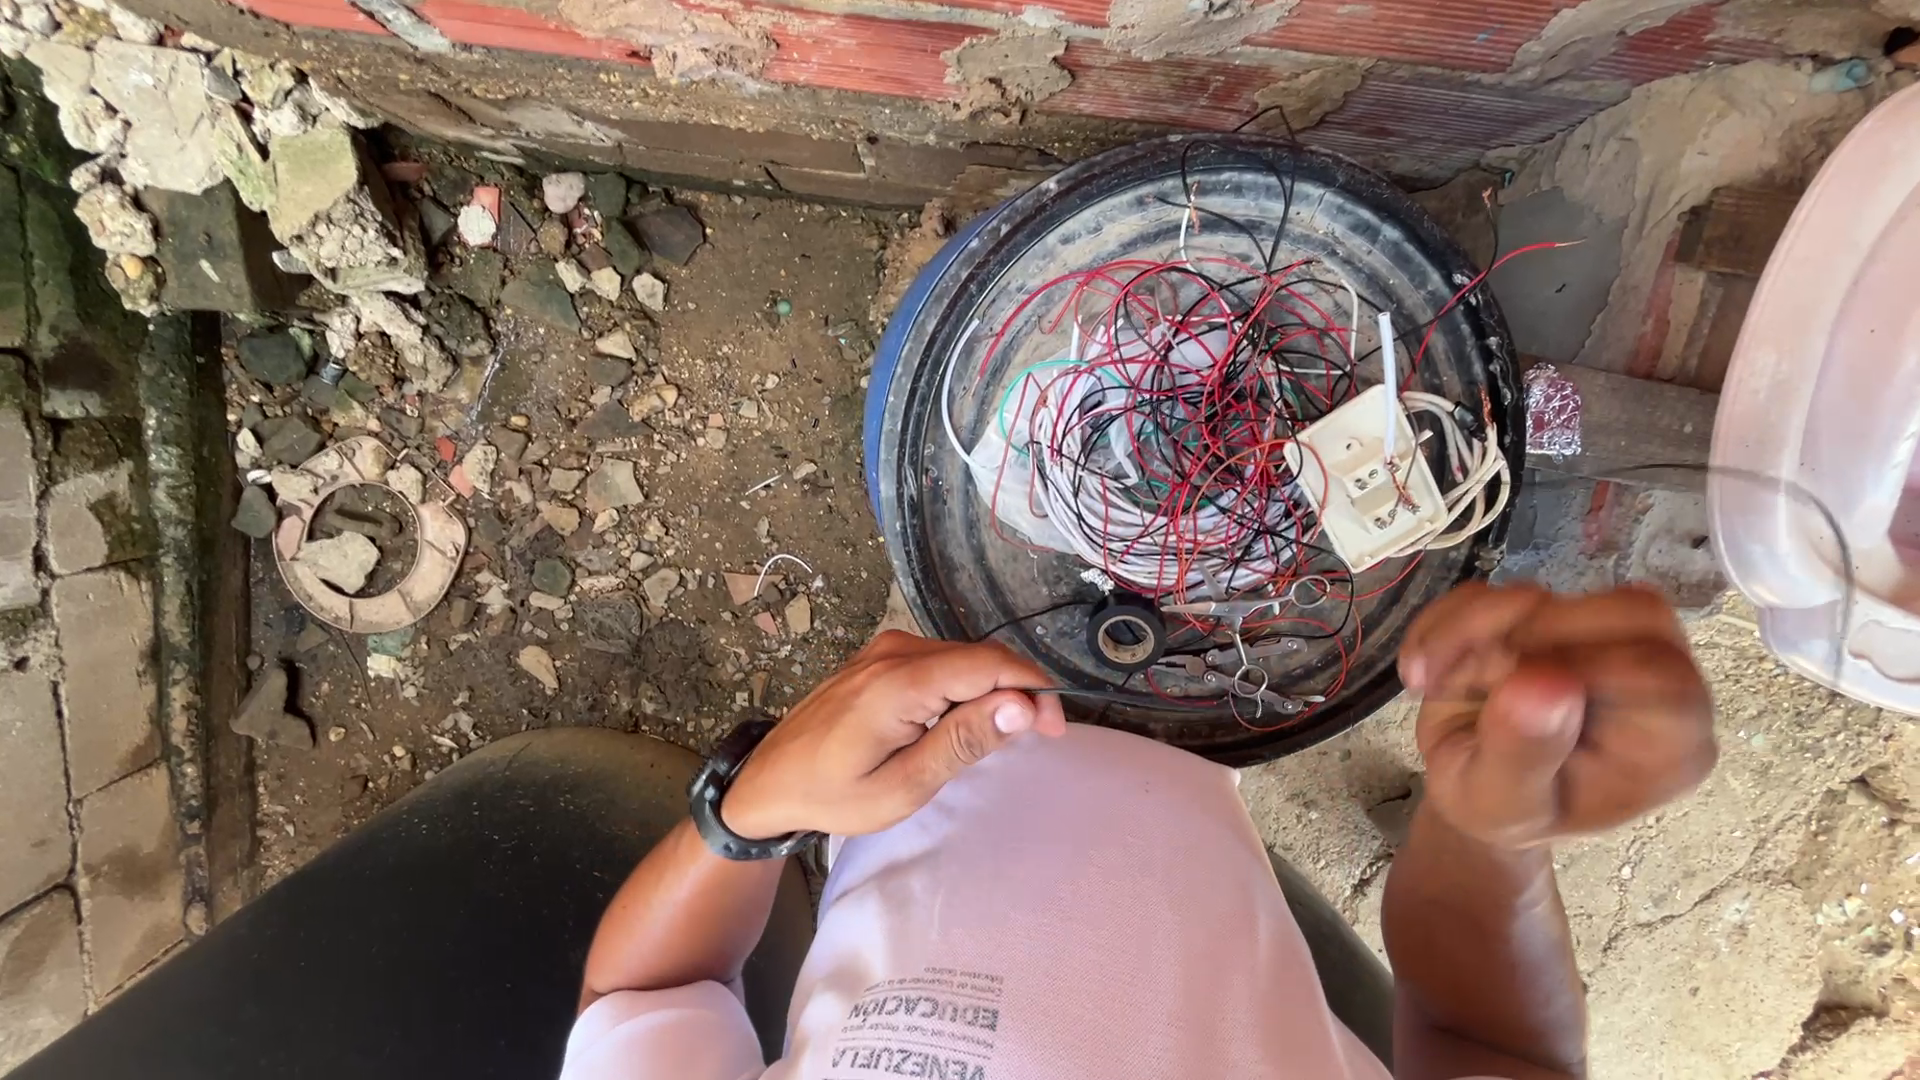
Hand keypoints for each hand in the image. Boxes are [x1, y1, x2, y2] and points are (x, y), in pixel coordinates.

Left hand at [720, 630, 1068, 839]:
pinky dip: (963, 686)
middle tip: (1036, 736)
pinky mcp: (882, 655)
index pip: (990, 664)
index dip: (1033, 689)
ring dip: (991, 690)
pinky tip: (961, 719)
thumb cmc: (834, 793)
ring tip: (998, 734)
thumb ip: (963, 739)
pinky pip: (939, 661)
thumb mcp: (903, 784)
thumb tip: (1022, 704)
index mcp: (902, 680)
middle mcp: (897, 649)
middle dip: (1017, 691)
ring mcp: (886, 648)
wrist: (770, 778)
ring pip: (962, 658)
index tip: (1053, 728)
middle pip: (980, 657)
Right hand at [1398, 583, 1716, 848]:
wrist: (1469, 791)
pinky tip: (1422, 667)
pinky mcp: (1535, 622)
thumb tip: (1544, 679)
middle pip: (1620, 611)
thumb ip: (1525, 751)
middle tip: (1456, 673)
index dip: (1579, 659)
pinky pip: (1488, 594)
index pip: (1656, 668)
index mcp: (1664, 739)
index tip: (1504, 686)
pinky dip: (1439, 623)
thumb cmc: (1501, 811)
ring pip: (1540, 597)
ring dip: (1462, 631)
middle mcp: (1642, 681)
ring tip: (1426, 682)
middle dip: (1520, 631)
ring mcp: (1587, 644)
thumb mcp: (1502, 803)